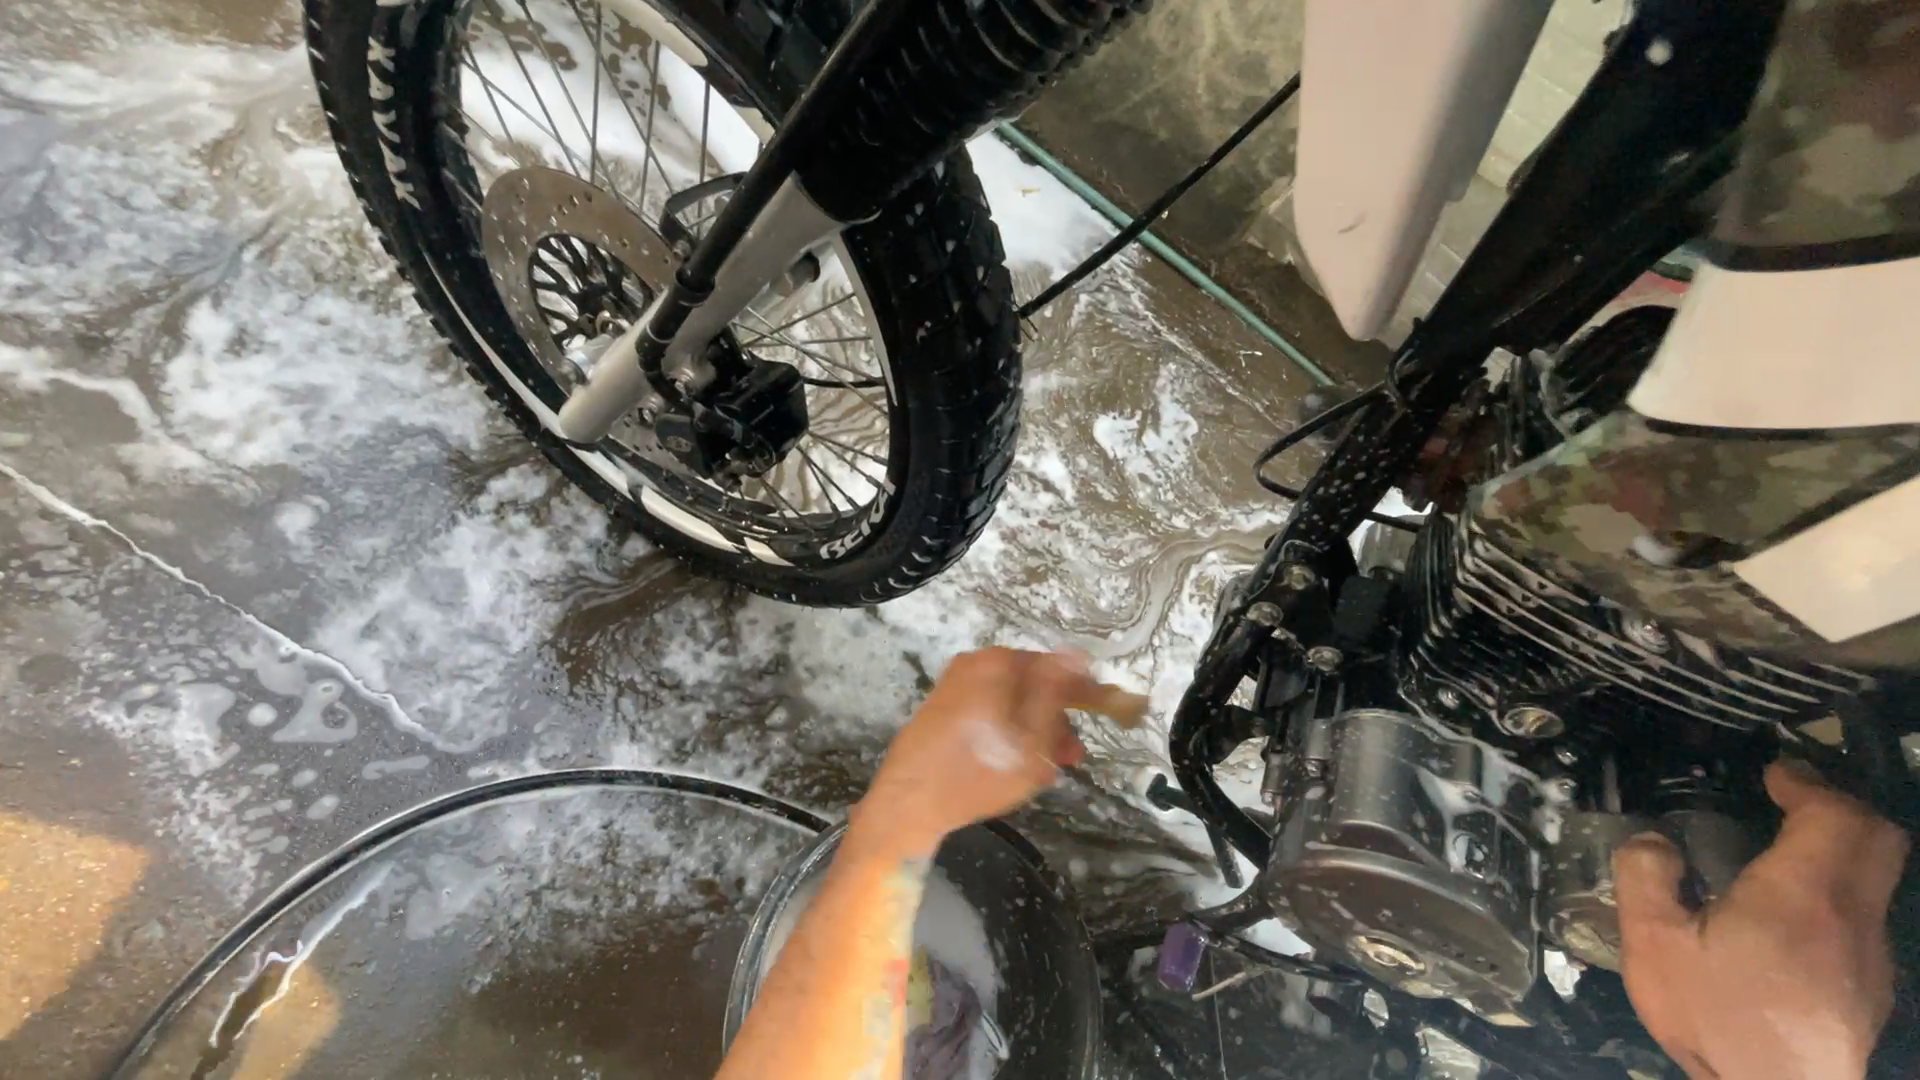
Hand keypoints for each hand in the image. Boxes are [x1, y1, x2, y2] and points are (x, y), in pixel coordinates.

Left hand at [850, 648, 1102, 858]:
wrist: (907, 804)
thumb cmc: (976, 774)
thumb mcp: (1031, 740)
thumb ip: (1056, 695)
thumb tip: (1077, 657)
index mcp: (997, 663)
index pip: (1056, 667)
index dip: (1086, 691)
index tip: (1111, 708)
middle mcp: (974, 665)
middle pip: (1031, 684)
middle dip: (1056, 719)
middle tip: (1072, 756)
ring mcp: (955, 686)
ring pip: (1010, 702)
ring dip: (1033, 730)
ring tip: (1046, 770)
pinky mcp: (943, 709)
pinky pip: (989, 712)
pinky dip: (1008, 732)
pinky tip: (1016, 765)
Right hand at [1614, 761, 1909, 1079]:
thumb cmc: (1714, 1014)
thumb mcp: (1652, 940)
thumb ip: (1646, 876)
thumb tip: (1655, 841)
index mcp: (1800, 899)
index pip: (1840, 821)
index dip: (1810, 786)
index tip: (1774, 773)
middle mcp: (1850, 920)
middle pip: (1878, 842)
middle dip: (1836, 805)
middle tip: (1783, 792)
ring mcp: (1869, 956)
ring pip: (1874, 876)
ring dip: (1835, 844)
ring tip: (1772, 838)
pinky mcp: (1866, 983)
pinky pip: (1859, 909)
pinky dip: (1829, 880)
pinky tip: (1777, 897)